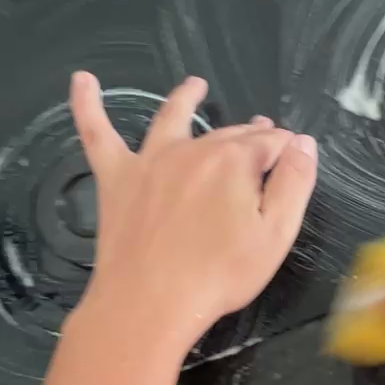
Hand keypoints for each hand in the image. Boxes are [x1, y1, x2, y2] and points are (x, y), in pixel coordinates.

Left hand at [67, 73, 317, 352]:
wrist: (149, 305)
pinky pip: (97, 134)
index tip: (295, 161)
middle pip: (231, 133)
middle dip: (253, 134)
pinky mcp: (117, 178)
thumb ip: (295, 182)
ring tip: (196, 85)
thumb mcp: (276, 234)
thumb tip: (302, 142)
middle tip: (267, 143)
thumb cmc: (220, 274)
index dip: (288, 150)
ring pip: (172, 118)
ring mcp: (151, 160)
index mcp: (235, 160)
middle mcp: (194, 149)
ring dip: (186, 98)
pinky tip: (82, 80)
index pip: (272, 143)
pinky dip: (87, 105)